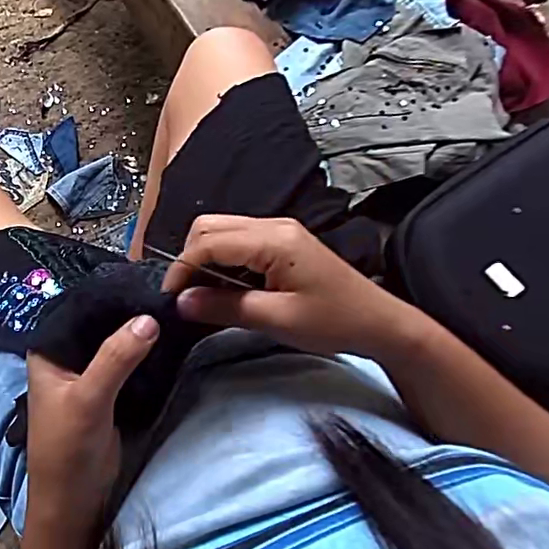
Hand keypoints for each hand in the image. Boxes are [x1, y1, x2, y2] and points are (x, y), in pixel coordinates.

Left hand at [24, 314, 159, 543]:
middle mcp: (66, 357)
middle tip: (167, 292)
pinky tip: (168, 340)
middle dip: (128, 312)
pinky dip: (144, 355)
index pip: (77, 308)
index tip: (145, 278)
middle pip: (99, 324)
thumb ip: (115, 359)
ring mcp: (88, 375)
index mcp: (48, 351)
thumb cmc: (67, 449)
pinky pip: (127, 364)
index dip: (107, 293)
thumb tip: (149, 318)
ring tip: (173, 309)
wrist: (75, 500)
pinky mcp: (108, 392)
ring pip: (115, 343)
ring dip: (138, 333)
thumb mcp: (88, 399)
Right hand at [163, 215, 433, 359]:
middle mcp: (274, 226)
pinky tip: (222, 288)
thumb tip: (183, 303)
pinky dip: (220, 261)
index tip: (170, 298)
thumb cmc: (334, 321)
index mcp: (275, 240)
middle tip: (183, 295)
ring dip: (203, 259)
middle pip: (210, 227)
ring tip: (200, 294)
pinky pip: (238, 242)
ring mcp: (279, 232)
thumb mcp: (277, 320)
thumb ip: (226, 308)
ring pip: (221, 231)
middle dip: (188, 258)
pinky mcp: (282, 243)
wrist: (378, 322)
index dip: (182, 269)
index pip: (209, 242)